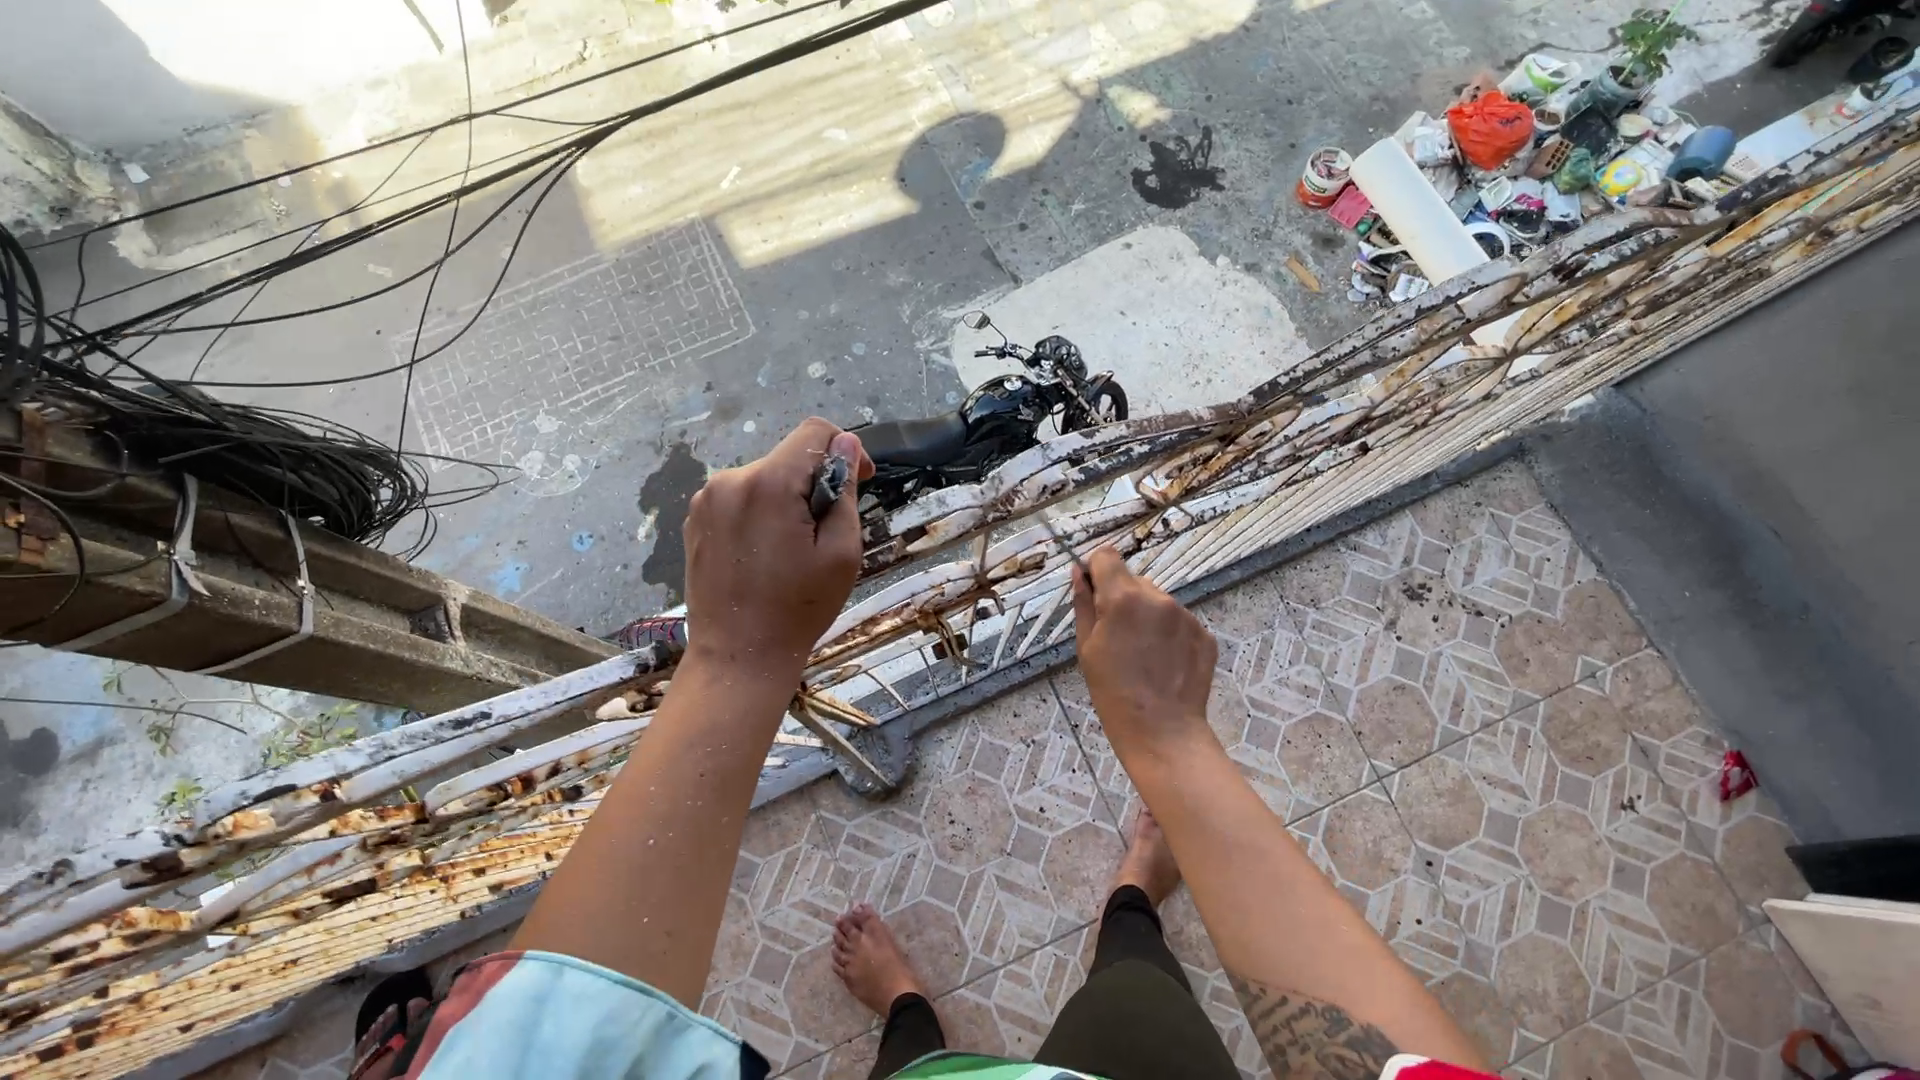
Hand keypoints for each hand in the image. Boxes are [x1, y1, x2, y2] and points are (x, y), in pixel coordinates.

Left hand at [682, 417, 873, 684]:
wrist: (738, 656)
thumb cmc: (798, 609)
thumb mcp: (841, 552)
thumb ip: (844, 491)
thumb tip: (847, 444)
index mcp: (768, 483)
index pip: (815, 431)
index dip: (845, 450)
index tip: (859, 483)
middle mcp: (730, 480)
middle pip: (789, 457)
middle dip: (815, 483)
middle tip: (826, 532)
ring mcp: (706, 500)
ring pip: (765, 477)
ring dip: (787, 499)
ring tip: (794, 549)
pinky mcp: (695, 519)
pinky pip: (741, 497)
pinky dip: (761, 512)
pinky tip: (766, 554)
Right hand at [1072, 547, 1218, 755]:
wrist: (1162, 730)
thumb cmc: (1113, 693)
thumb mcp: (1086, 648)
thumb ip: (1083, 604)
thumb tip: (1079, 573)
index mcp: (1123, 599)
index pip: (1108, 557)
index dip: (1097, 570)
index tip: (1094, 592)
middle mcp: (1159, 598)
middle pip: (1134, 581)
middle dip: (1123, 599)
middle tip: (1117, 637)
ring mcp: (1186, 616)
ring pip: (1158, 602)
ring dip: (1147, 616)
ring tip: (1143, 655)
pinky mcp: (1205, 634)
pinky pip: (1179, 622)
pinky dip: (1169, 635)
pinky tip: (1163, 663)